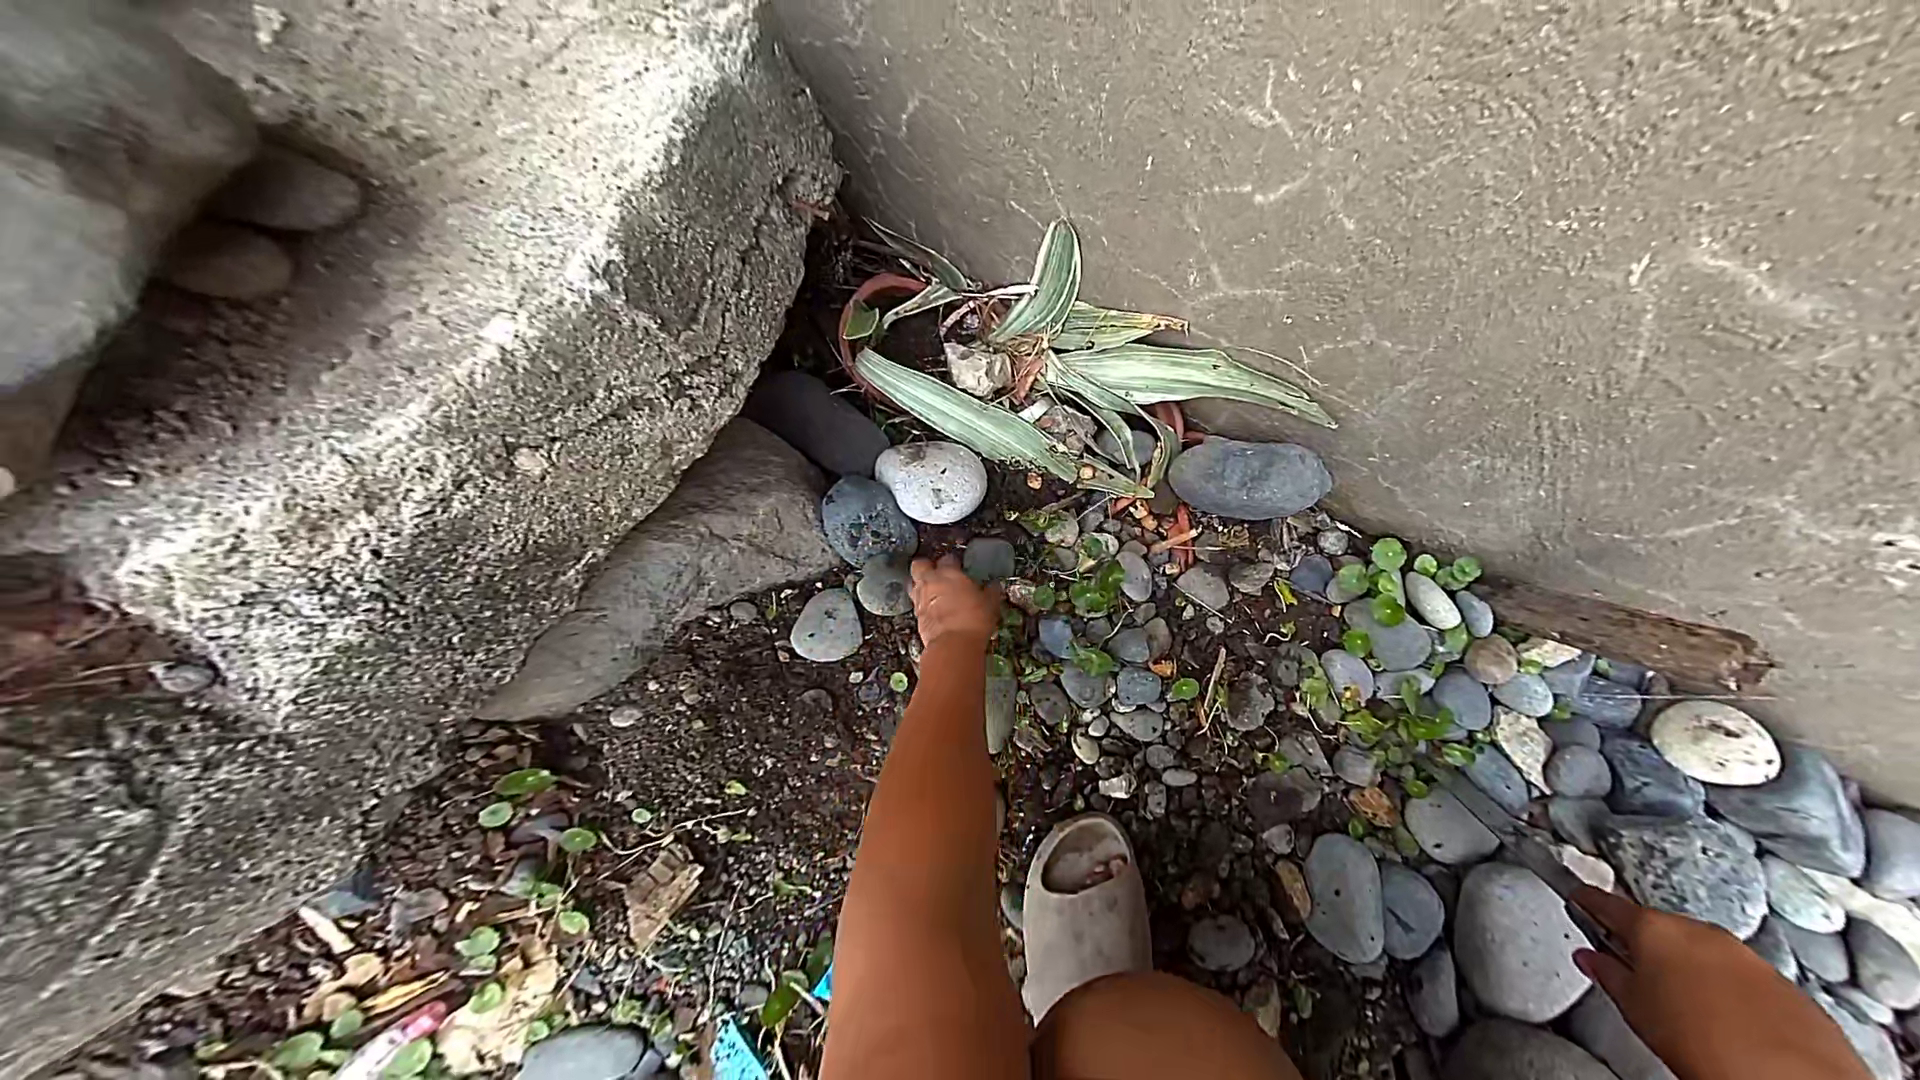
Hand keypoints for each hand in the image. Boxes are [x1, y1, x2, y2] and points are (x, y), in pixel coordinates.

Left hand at [909, 555, 1000, 650]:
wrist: (954, 644)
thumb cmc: (973, 620)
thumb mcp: (990, 603)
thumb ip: (990, 591)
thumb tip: (994, 587)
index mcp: (949, 573)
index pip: (947, 558)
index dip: (952, 562)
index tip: (959, 567)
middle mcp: (931, 582)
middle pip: (919, 565)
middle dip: (926, 566)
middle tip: (936, 572)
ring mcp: (921, 599)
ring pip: (913, 584)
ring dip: (921, 585)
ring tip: (933, 591)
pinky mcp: (917, 617)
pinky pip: (916, 604)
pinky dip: (923, 604)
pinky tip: (933, 610)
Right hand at [1569, 886, 1872, 1079]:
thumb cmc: (1710, 1046)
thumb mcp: (1634, 1006)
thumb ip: (1607, 972)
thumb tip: (1593, 959)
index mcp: (1653, 927)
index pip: (1603, 901)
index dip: (1585, 901)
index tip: (1578, 900)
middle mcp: (1700, 932)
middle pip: (1657, 927)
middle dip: (1643, 944)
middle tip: (1629, 968)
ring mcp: (1748, 958)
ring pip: (1702, 951)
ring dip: (1688, 966)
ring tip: (1681, 1003)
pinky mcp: (1788, 987)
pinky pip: (1744, 977)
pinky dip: (1728, 989)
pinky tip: (1724, 1019)